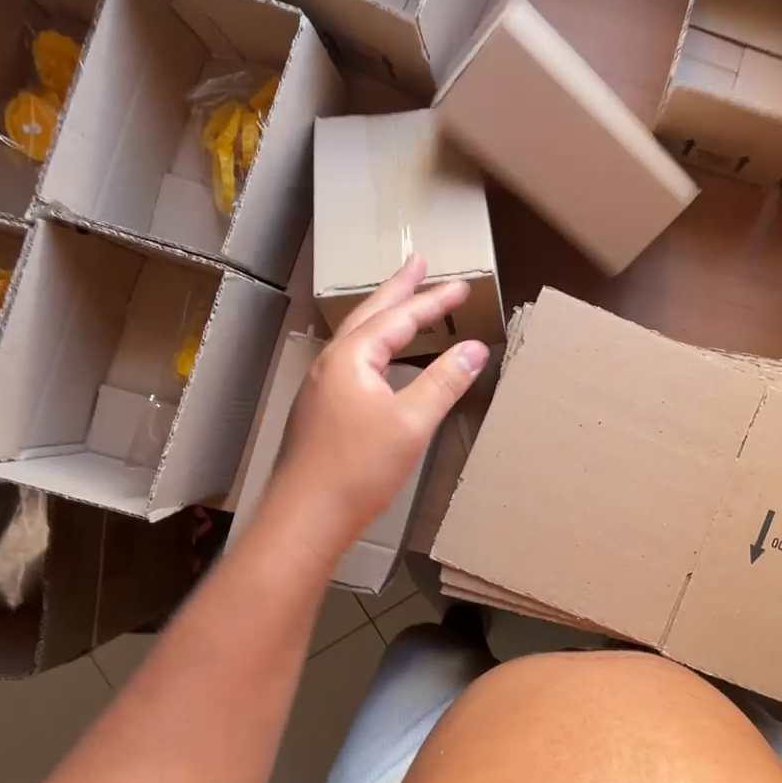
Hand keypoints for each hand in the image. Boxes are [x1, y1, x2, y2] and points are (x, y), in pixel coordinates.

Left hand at [267, 254, 487, 553]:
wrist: (305, 518)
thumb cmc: (358, 470)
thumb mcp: (412, 423)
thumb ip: (445, 382)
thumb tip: (476, 349)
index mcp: (351, 360)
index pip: (398, 319)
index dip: (433, 302)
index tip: (463, 287)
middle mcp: (331, 366)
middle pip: (369, 316)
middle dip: (397, 289)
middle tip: (417, 263)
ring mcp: (322, 389)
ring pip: (358, 339)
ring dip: (383, 316)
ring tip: (403, 302)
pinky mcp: (322, 413)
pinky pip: (353, 362)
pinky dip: (375, 346)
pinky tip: (383, 361)